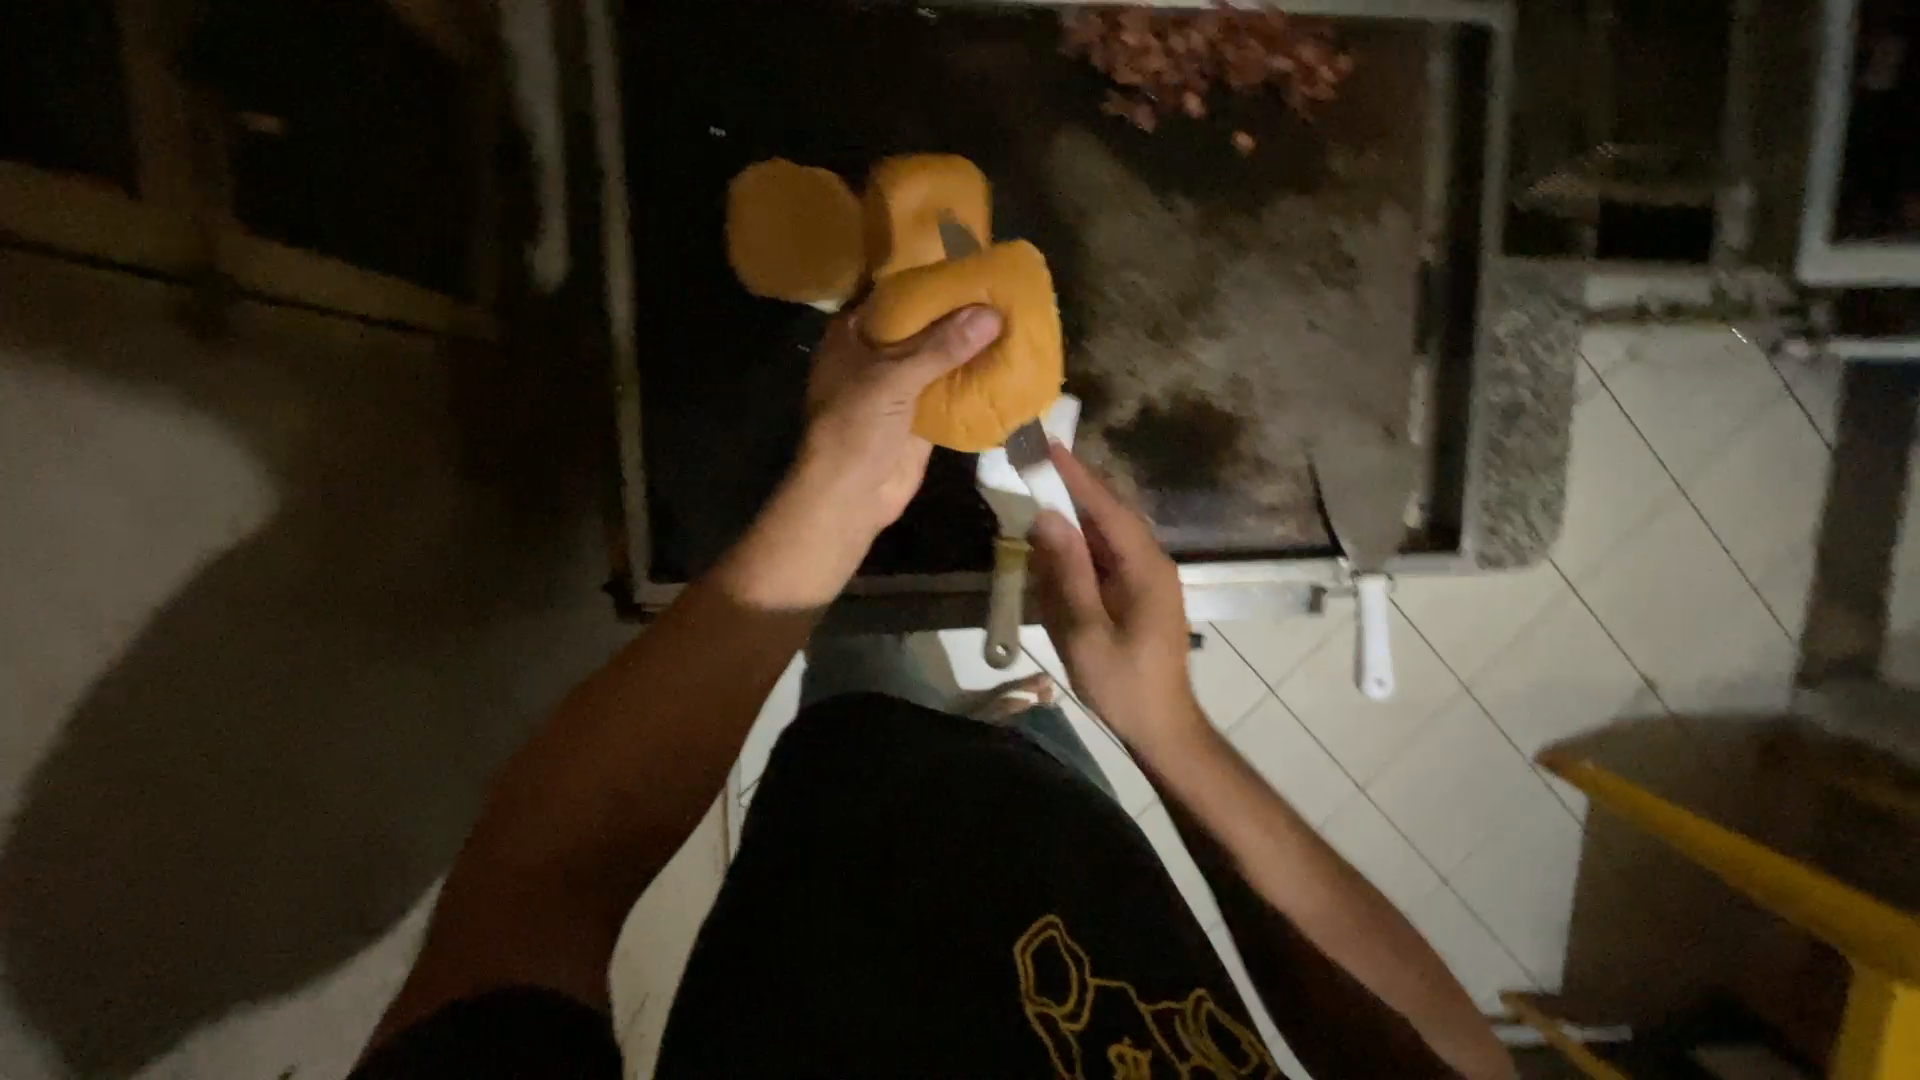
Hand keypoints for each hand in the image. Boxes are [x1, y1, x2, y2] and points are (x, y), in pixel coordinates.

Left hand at [793, 304, 1003, 540]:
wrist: (850, 495)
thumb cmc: (855, 426)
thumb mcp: (894, 377)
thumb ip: (941, 345)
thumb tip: (991, 313)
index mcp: (853, 336)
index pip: (894, 298)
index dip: (929, 284)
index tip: (970, 270)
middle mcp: (876, 357)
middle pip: (922, 329)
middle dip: (958, 317)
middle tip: (1001, 293)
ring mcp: (899, 390)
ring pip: (939, 360)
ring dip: (970, 349)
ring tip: (1013, 322)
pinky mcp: (920, 418)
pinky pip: (951, 393)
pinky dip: (974, 383)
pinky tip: (1007, 365)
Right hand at [1029, 444, 1207, 752]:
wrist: (1161, 726)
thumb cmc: (1123, 683)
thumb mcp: (1086, 630)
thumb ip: (1068, 571)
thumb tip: (1047, 517)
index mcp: (1145, 567)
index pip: (1107, 508)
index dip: (1076, 476)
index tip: (1046, 446)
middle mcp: (1151, 563)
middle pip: (1109, 514)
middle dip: (1072, 490)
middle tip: (1034, 467)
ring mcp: (1147, 578)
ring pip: (1106, 535)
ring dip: (1073, 520)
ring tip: (1037, 499)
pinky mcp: (1138, 594)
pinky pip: (1106, 558)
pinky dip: (1079, 549)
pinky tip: (1055, 549)